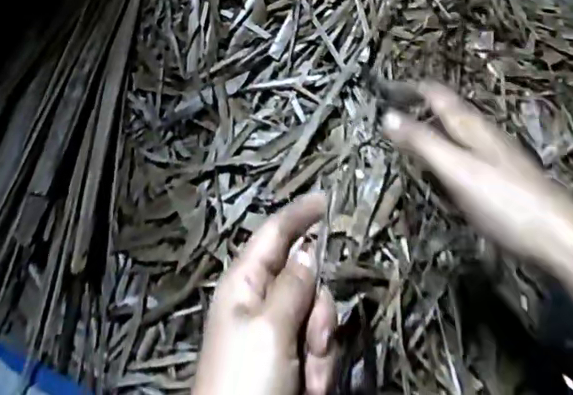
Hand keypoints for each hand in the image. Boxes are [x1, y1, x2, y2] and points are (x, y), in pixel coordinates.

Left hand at [193, 193, 339, 394]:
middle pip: (305, 279)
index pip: (274, 233)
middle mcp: (259, 302)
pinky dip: (320, 371)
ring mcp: (274, 337)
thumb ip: (293, 284)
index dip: (300, 214)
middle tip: (315, 342)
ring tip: (309, 381)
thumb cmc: (246, 383)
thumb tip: (309, 247)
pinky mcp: (288, 367)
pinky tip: (311, 392)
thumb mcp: (270, 329)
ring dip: (322, 348)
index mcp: (244, 283)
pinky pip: (318, 352)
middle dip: (319, 310)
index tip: (328, 198)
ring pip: (317, 318)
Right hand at [382, 82, 572, 270]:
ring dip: (440, 129)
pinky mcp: (510, 179)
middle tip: (398, 113)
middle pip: (451, 111)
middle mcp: (487, 133)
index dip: (414, 88)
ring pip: (463, 132)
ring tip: (419, 137)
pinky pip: (472, 154)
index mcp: (471, 125)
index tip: (390, 89)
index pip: (438, 94)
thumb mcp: (456, 170)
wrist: (562, 239)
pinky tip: (453, 171)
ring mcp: (501, 156)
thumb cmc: (504, 201)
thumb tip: (387, 114)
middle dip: (425, 108)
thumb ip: (422, 143)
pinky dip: (454, 152)